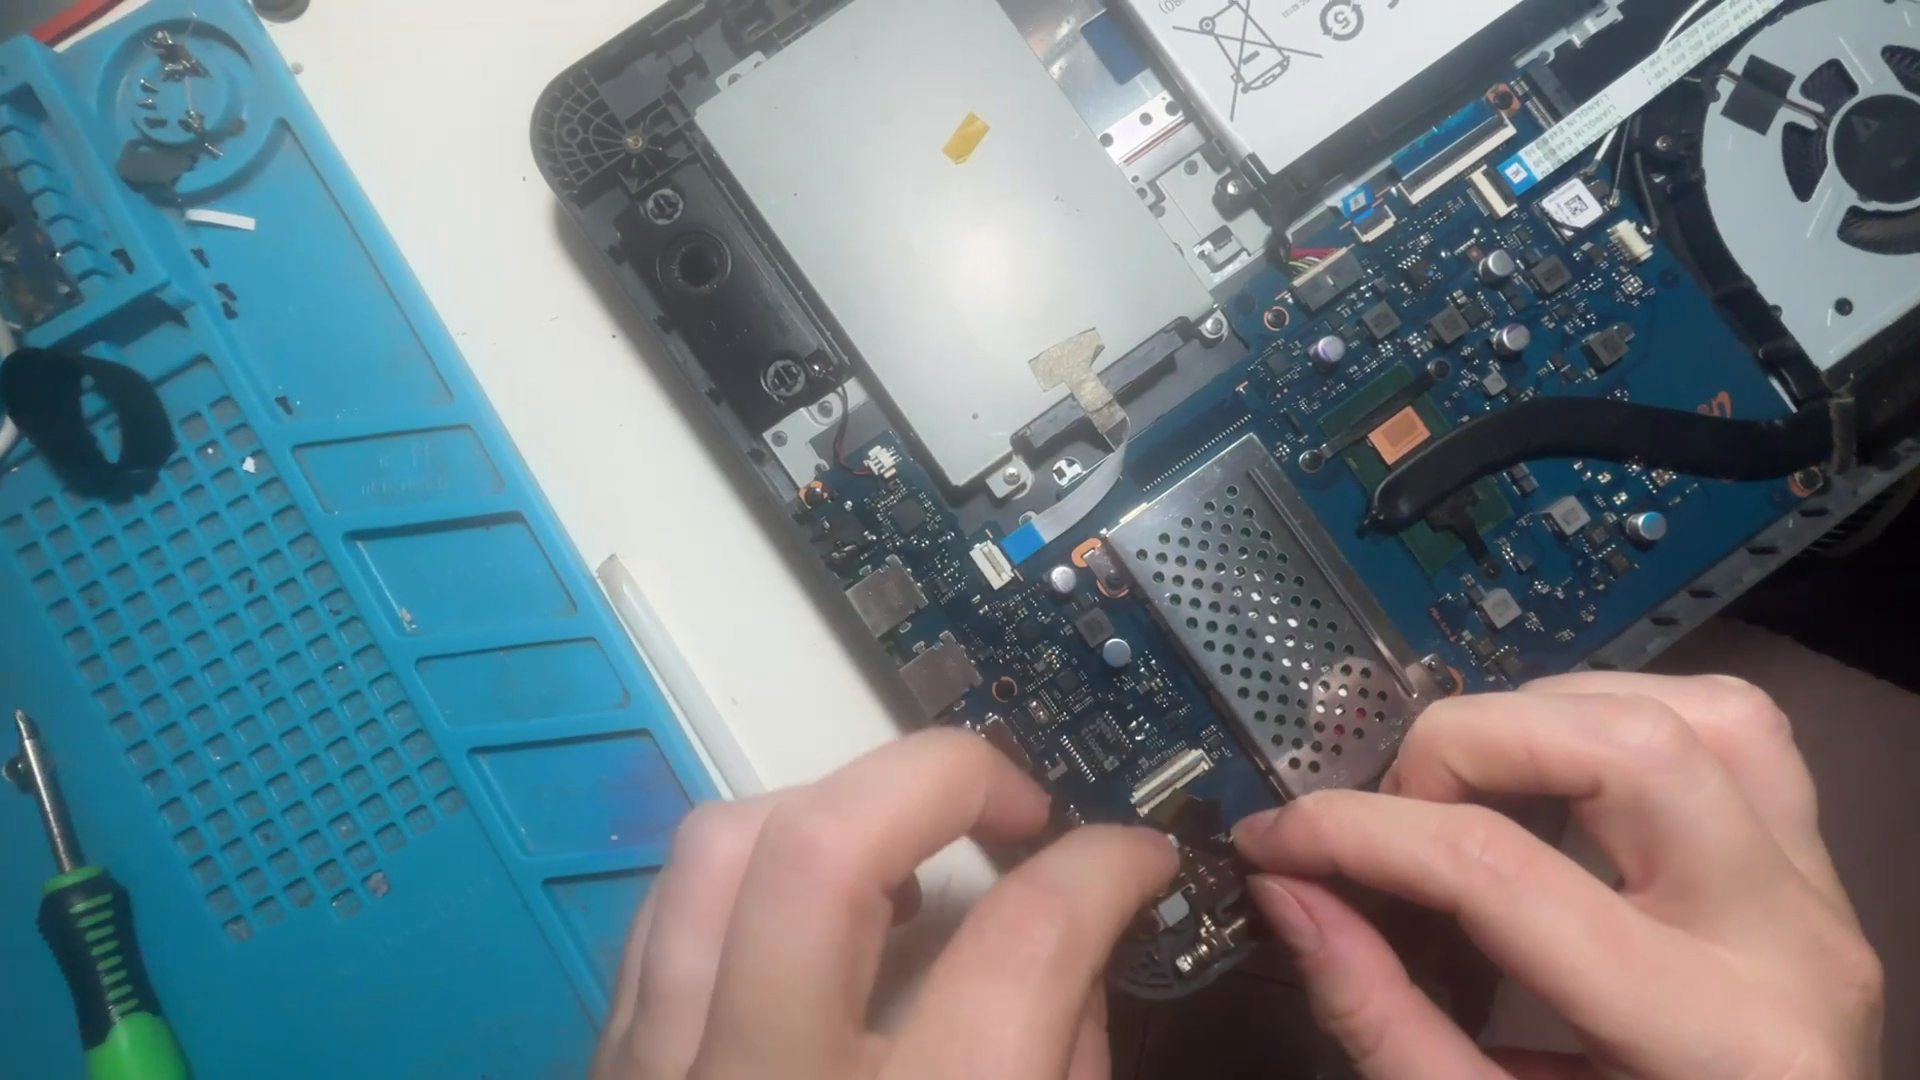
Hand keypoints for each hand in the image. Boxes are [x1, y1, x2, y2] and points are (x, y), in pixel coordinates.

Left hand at [591, 728, 1177, 1079]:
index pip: (1022, 943)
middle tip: (1019, 805)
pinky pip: (678, 903)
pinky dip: (765, 858)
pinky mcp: (616, 1068)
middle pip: (826, 850)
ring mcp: (661, 1076)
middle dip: (946, 777)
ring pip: (724, 847)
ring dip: (840, 801)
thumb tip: (1073, 920)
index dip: (1105, 867)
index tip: (1138, 853)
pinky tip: (827, 894)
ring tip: (918, 838)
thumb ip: (1064, 1057)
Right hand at [1234, 672, 1883, 1078]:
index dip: (1351, 832)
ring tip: (1465, 775)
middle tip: (1392, 807)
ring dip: (1540, 715)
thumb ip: (1375, 1014)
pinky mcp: (1805, 860)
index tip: (1271, 839)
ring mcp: (1814, 889)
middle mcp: (1788, 942)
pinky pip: (1727, 723)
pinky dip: (1608, 711)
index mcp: (1718, 1041)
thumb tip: (1284, 888)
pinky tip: (1543, 761)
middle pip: (1622, 748)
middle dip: (1458, 747)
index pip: (1493, 868)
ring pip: (1686, 713)